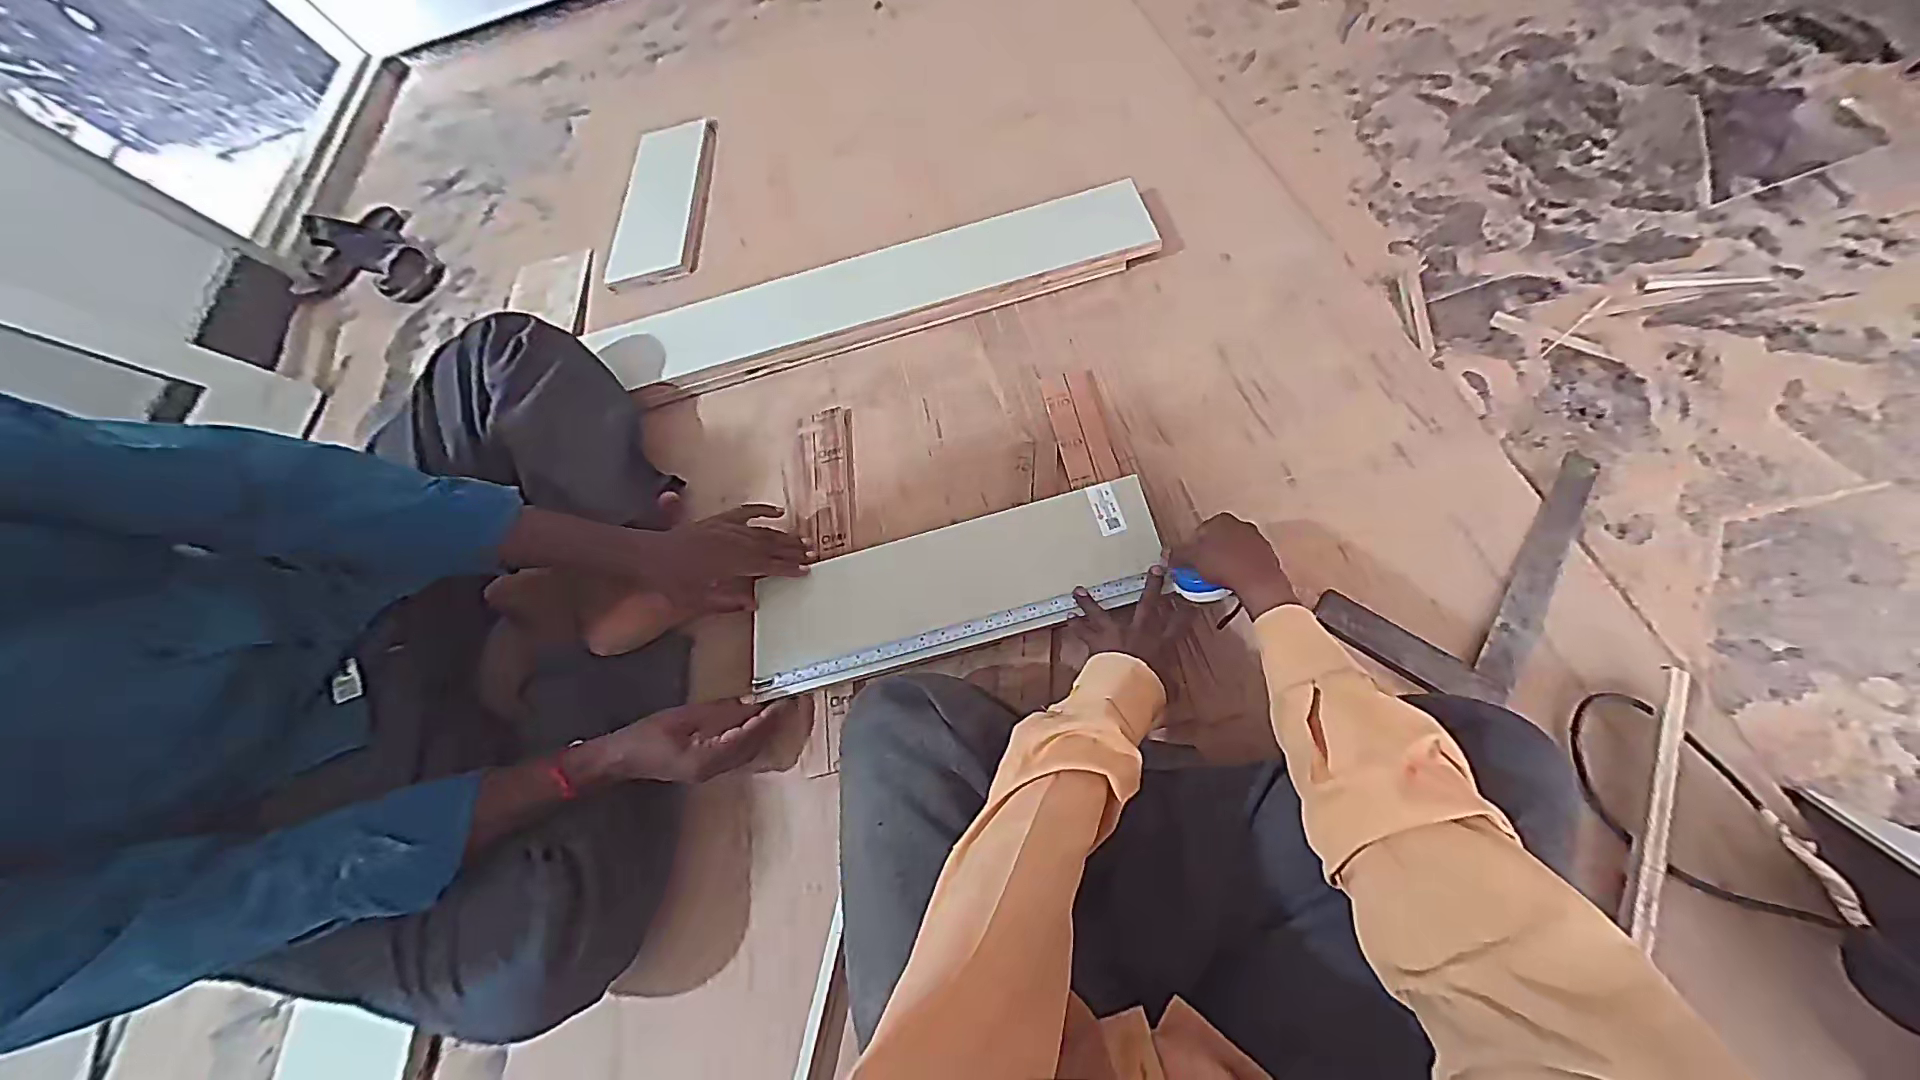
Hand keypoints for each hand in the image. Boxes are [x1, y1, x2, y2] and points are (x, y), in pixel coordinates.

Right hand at [575, 698, 794, 782]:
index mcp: (706, 758)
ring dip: (766, 731)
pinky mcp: (710, 768)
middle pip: (754, 747)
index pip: (747, 737)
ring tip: (778, 709)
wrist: (621, 761)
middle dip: (772, 725)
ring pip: (751, 752)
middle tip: (787, 702)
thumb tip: (748, 703)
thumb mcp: (680, 717)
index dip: (767, 720)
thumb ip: (716, 712)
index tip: (781, 702)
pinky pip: (741, 753)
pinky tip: (759, 723)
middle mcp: (714, 770)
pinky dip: (754, 737)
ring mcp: (713, 772)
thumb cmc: (645, 738)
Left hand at [644, 505, 810, 604]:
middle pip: (769, 546)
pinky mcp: (716, 521)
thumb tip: (754, 604)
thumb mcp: (696, 598)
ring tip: (802, 540)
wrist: (644, 555)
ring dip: (783, 535)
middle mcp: (731, 542)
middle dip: (792, 550)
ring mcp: (725, 528)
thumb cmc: (669, 581)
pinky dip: (762, 510)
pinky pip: (744, 512)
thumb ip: (726, 601)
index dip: (787, 568)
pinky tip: (777, 511)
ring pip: (762, 531)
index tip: (805, 571)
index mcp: (730, 563)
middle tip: (812, 554)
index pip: (766, 565)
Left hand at [1070, 565, 1188, 688]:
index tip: (1190, 600)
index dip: (1186, 612)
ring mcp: (1117, 633)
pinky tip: (1069, 616)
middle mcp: (1139, 632)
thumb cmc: (1147, 688)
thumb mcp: (1163, 690)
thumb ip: (1167, 688)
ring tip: (1079, 590)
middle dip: (1153, 586)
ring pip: (1101, 613)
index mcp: (1160, 644)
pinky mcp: (1098, 640)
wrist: (1125, 686)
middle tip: (1156, 569)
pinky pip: (1083, 630)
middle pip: (1149, 604)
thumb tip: (1174, 698)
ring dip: (1090, 602)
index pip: (1178, 625)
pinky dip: (1076, 624)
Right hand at [1170, 514, 1298, 617]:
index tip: (1190, 562)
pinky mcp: (1267, 554)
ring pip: (1233, 549)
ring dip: (1225, 560)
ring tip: (1217, 578)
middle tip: (1202, 570)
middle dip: (1209, 553)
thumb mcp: (1191, 560)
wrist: (1257, 581)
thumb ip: (1176, 556)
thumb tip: (1166, 556)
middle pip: (1217, 539)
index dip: (1192, 549)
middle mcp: (1240, 524)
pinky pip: (1247, 560)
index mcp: (1221, 519)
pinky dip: (1240, 567)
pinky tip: (1234, 580)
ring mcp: (1256, 538)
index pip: (1199, 532)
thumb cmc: (1223, 564)